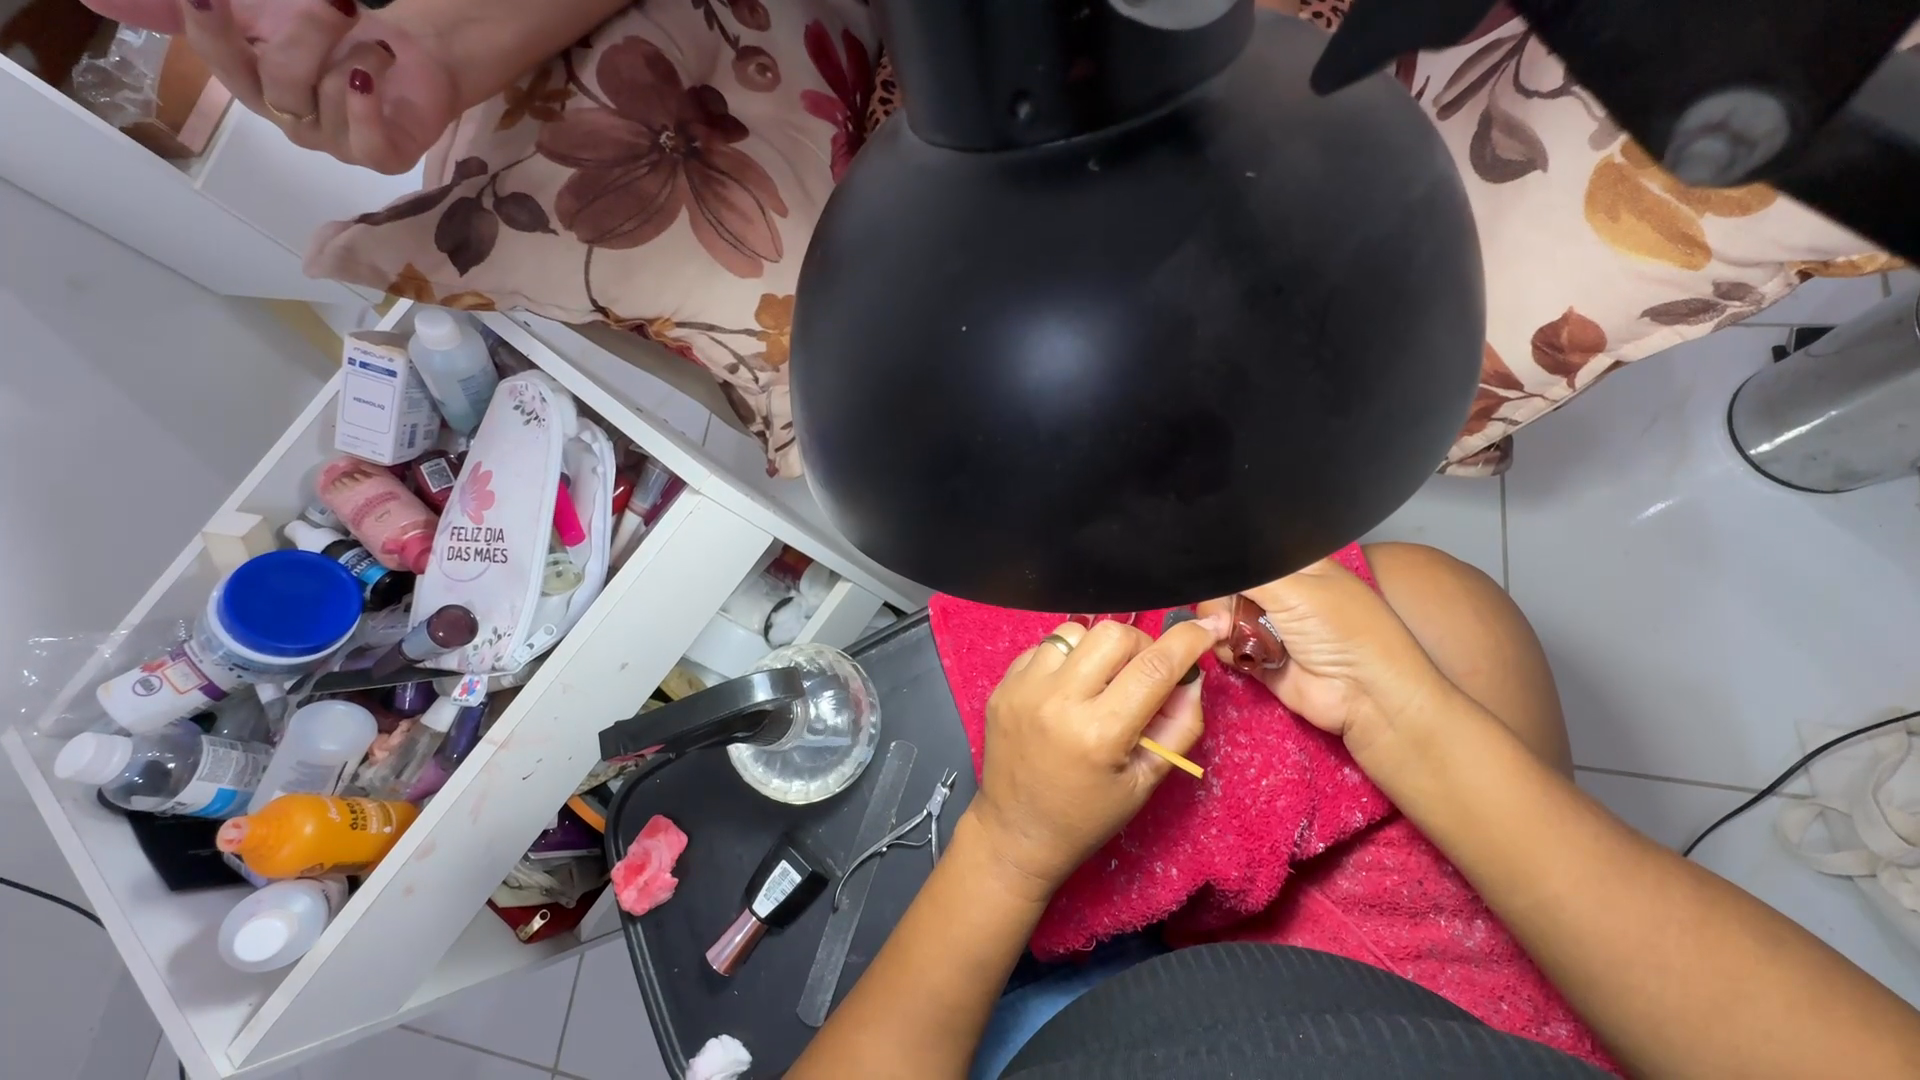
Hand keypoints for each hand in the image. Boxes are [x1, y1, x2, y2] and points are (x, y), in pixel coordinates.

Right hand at [174, 0, 458, 173]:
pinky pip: (368, 141)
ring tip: (379, 46)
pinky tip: (375, 72)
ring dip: (354, 56)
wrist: (417, 51)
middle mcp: (290, 118)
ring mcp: (336, 142)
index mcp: (252, 79)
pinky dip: (367, 103)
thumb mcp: (268, 9)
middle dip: (309, 33)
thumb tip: (132, 1)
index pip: (215, 55)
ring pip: (327, 96)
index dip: (209, 23)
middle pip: (279, 78)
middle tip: (338, 1)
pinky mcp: (384, 156)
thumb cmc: (341, 32)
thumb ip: (223, 7)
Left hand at [966, 615, 1225, 900]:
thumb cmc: (1088, 815)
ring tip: (1099, 684)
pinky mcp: (1003, 685)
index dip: (1189, 639)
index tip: (1209, 624)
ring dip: (1099, 650)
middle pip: (1114, 634)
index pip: (1154, 666)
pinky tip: (1067, 692)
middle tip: (1141, 675)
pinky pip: (1044, 646)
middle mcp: (1058, 701)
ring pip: (1076, 631)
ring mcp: (1024, 689)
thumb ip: (1180, 725)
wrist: (1016, 832)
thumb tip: (1193, 675)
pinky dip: (1065, 659)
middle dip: (1140, 646)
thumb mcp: (1146, 780)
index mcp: (1100, 733)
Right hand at [1198, 559, 1447, 756]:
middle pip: (1231, 585)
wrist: (1364, 694)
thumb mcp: (1296, 587)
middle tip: (1224, 613)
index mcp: (1297, 567)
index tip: (1216, 571)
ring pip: (1224, 616)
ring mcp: (1271, 627)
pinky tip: (1237, 654)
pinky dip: (1225, 649)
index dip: (1230, 561)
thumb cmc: (1340, 629)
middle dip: (1221, 598)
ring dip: (1220, 625)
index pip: (1251, 554)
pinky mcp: (1261, 659)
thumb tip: (1210, 567)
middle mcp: (1283, 594)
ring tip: (1230, 635)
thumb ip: (1249, 574)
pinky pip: (1228, 647)